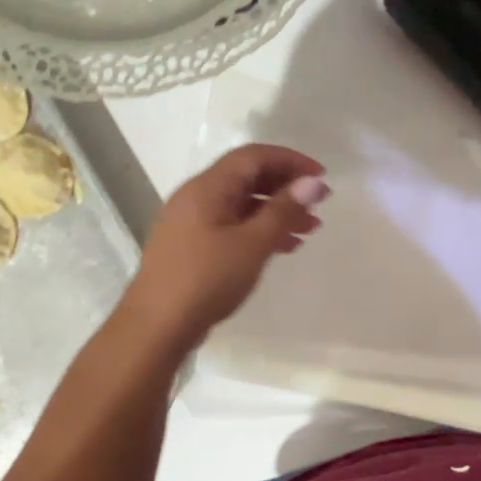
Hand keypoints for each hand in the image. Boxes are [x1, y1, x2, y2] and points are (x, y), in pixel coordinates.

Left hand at [122, 144, 328, 346]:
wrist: (158, 323)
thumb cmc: (207, 280)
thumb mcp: (252, 245)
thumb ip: (282, 211)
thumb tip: (311, 183)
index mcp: (208, 187)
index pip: (253, 157)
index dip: (290, 161)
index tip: (321, 177)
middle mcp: (197, 196)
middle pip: (247, 178)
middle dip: (286, 188)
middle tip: (318, 207)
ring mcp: (191, 222)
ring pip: (241, 205)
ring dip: (276, 213)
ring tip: (308, 232)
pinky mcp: (192, 246)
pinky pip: (231, 226)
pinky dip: (258, 231)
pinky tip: (280, 248)